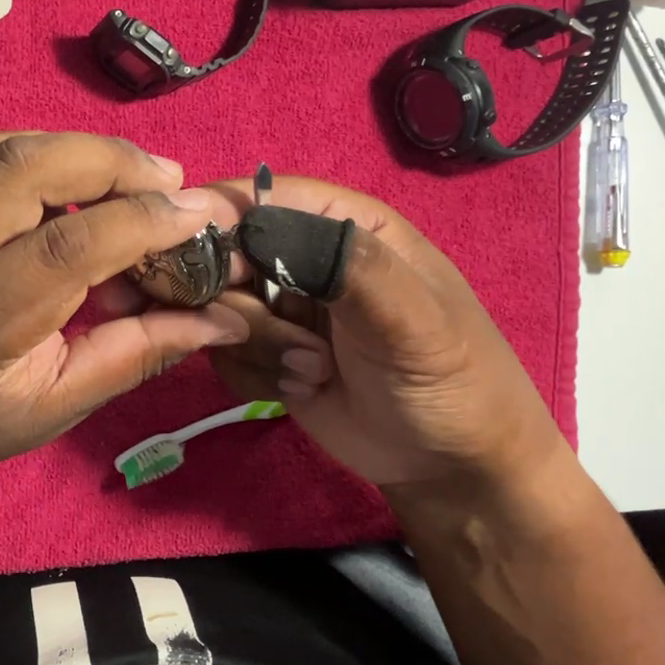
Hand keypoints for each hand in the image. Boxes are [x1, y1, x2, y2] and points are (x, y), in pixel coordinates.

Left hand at [0, 133, 249, 498]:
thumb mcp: (61, 404)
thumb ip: (140, 351)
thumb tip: (225, 316)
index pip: (66, 249)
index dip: (142, 222)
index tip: (200, 215)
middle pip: (27, 173)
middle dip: (112, 162)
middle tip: (168, 180)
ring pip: (0, 150)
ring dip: (76, 148)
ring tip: (131, 174)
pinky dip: (32, 149)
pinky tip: (70, 171)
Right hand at [201, 177, 562, 489]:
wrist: (448, 465)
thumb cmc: (453, 382)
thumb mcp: (415, 321)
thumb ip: (348, 266)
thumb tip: (260, 225)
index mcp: (343, 224)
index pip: (259, 199)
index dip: (221, 224)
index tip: (211, 271)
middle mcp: (301, 258)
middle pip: (221, 255)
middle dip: (241, 305)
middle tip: (290, 341)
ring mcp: (279, 306)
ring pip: (215, 309)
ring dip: (257, 348)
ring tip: (315, 372)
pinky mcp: (263, 352)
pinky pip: (221, 351)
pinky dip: (252, 375)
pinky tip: (301, 390)